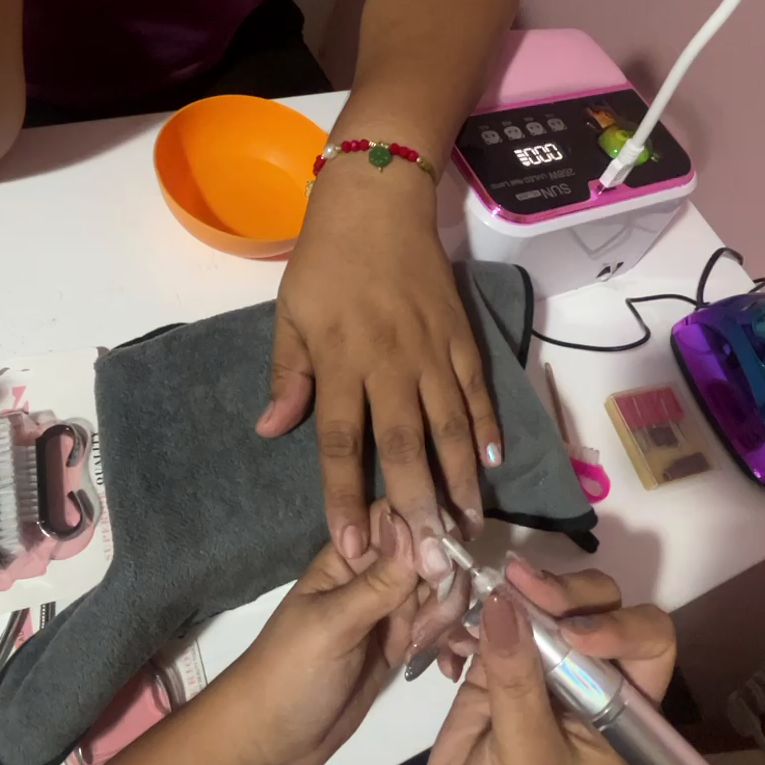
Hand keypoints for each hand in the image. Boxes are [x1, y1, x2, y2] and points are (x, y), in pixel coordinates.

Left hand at [208, 505, 420, 764]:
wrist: (270, 741)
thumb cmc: (290, 672)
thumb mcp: (334, 624)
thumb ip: (379, 580)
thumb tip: (409, 519)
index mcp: (348, 555)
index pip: (396, 517)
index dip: (427, 523)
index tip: (452, 548)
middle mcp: (373, 574)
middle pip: (427, 551)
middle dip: (444, 575)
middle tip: (435, 614)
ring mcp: (388, 609)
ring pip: (436, 587)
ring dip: (445, 608)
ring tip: (423, 643)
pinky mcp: (398, 642)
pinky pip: (434, 622)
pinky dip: (446, 633)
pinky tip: (445, 656)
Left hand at [259, 154, 503, 576]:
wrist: (377, 203)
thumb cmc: (325, 261)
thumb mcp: (290, 313)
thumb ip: (288, 374)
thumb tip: (271, 431)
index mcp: (340, 364)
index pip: (340, 445)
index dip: (344, 500)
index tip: (353, 549)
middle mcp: (389, 367)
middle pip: (404, 448)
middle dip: (415, 508)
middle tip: (430, 562)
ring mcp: (432, 353)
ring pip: (450, 428)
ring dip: (460, 481)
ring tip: (469, 528)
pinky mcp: (461, 338)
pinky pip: (477, 391)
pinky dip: (486, 428)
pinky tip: (493, 464)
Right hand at [419, 558, 677, 764]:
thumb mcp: (528, 759)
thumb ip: (517, 681)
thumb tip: (501, 600)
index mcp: (619, 706)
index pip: (646, 640)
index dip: (618, 623)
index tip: (570, 632)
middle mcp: (586, 677)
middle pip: (593, 605)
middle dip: (559, 589)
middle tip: (515, 582)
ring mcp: (539, 668)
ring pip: (539, 603)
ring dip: (510, 593)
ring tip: (476, 597)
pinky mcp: (493, 668)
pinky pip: (487, 622)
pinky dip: (467, 617)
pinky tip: (451, 642)